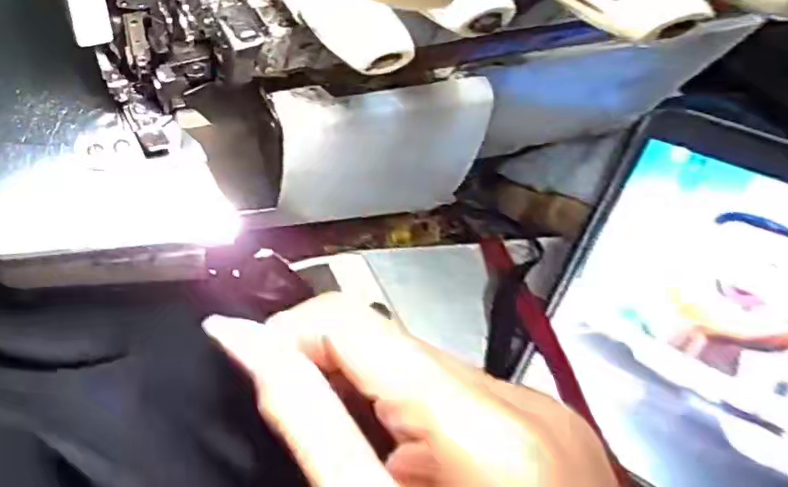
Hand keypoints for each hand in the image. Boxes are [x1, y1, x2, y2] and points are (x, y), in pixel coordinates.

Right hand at [204, 293, 618, 486]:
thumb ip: (299, 412)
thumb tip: (231, 331)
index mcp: (485, 423)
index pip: (341, 316)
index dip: (286, 341)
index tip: (272, 394)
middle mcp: (526, 403)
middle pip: (376, 336)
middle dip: (328, 375)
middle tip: (321, 445)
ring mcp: (551, 420)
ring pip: (405, 359)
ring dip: (366, 395)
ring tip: (370, 465)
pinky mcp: (556, 437)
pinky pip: (446, 390)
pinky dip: (408, 415)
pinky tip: (412, 470)